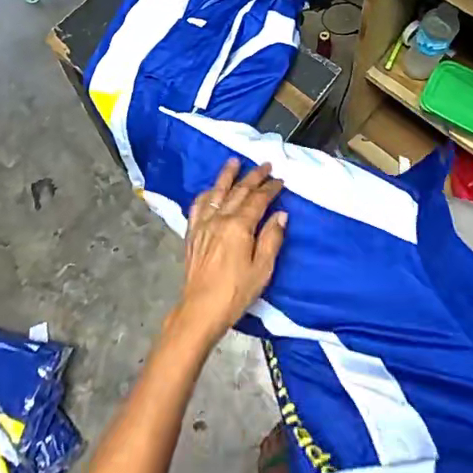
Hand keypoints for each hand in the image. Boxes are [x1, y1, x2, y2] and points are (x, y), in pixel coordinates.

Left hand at [168, 159, 286, 342]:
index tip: (280, 180)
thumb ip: (272, 238)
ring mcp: (203, 226)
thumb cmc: (236, 292)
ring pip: (216, 194)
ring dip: (227, 177)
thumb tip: (280, 215)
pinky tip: (210, 190)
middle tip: (265, 165)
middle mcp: (219, 220)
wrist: (200, 311)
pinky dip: (206, 195)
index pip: (257, 200)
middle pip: (238, 192)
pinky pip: (198, 207)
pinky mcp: (192, 235)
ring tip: (234, 162)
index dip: (270, 188)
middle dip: (253, 177)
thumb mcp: (263, 268)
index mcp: (239, 227)